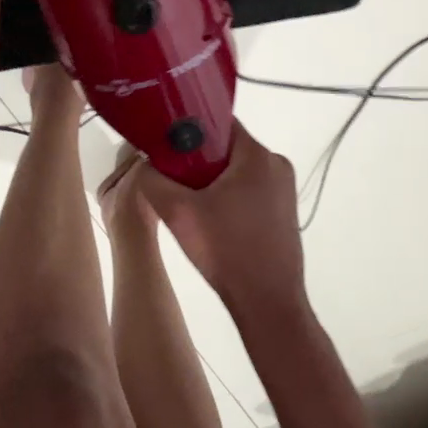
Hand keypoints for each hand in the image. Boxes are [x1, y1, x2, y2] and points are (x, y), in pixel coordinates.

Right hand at [136, 122, 306, 303]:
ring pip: (235, 170)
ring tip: (187, 200)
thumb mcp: (177, 212)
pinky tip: (209, 218)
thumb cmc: (226, 251)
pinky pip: (248, 189)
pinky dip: (227, 196)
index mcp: (257, 155)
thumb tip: (144, 163)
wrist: (268, 306)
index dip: (188, 128)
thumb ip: (152, 179)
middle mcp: (276, 165)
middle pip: (225, 147)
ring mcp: (284, 190)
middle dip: (196, 157)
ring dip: (210, 180)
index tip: (164, 142)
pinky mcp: (283, 212)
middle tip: (170, 174)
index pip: (217, 122)